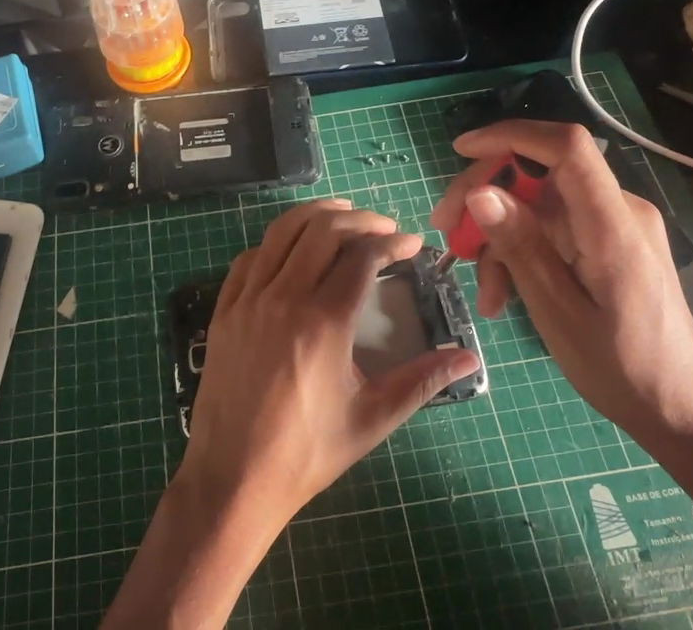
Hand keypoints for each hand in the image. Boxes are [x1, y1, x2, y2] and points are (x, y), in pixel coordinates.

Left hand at [178, 199, 481, 527]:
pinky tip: (291, 250)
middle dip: (359, 219)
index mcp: (324, 321)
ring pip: (281, 233)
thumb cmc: (308, 453)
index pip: (362, 255)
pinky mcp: (224, 310)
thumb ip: (422, 381)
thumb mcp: (372, 419)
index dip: (392, 241)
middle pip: (323, 230)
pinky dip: (275, 243)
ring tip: (343, 216)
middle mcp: (284, 297)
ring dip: (315, 217)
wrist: (234, 477)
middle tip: (383, 227)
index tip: (412, 245)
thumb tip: (469, 358)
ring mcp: (248, 300)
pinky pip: (249, 258)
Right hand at [430, 120, 692, 443]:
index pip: (566, 148)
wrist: (681, 411)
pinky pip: (555, 230)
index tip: (460, 150)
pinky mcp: (611, 245)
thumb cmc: (622, 370)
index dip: (510, 136)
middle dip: (486, 195)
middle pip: (541, 174)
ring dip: (501, 238)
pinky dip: (524, 252)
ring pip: (540, 205)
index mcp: (613, 225)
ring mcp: (617, 227)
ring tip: (483, 291)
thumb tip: (481, 193)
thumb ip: (521, 247)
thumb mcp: (558, 312)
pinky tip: (504, 295)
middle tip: (444, 230)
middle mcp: (620, 211)